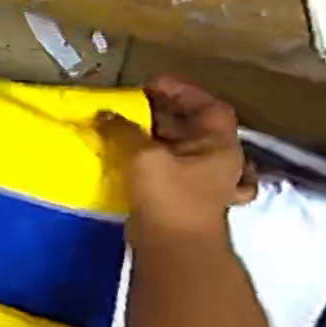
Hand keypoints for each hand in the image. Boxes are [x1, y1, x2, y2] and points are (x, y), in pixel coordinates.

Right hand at [96, 75, 255, 239]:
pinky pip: (168, 165)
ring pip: (180, 146)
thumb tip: (106, 115)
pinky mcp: (181, 194)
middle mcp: (216, 160)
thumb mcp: (144, 156)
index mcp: (219, 146)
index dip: (183, 91)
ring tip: (125, 124)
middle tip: (131, 101)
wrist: (173, 244)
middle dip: (164, 110)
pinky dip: (152, 156)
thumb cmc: (169, 196)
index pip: (210, 107)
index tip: (151, 82)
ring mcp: (200, 179)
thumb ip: (124, 132)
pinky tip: (138, 156)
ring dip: (154, 132)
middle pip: (193, 125)